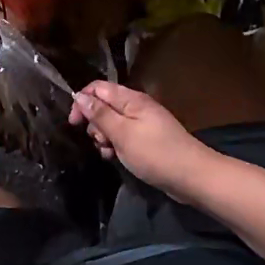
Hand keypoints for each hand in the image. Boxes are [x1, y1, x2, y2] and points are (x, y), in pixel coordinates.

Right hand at [68, 81, 215, 198]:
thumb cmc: (155, 152)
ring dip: (104, 137)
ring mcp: (142, 124)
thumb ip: (100, 114)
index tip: (74, 123)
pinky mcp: (146, 140)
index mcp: (131, 99)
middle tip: (100, 141)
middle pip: (104, 106)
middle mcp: (136, 107)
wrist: (191, 176)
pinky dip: (115, 145)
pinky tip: (115, 158)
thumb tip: (79, 96)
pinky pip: (122, 137)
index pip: (98, 88)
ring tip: (109, 152)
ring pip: (111, 124)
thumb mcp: (122, 133)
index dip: (82, 102)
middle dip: (94, 123)